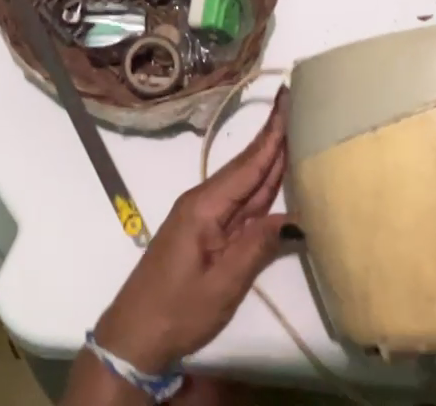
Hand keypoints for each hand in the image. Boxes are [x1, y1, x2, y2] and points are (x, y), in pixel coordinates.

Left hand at [92, 89, 295, 373]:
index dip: (272, 134)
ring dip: (271, 158)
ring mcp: (206, 217)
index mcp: (205, 206)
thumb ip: (256, 247)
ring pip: (247, 183)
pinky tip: (280, 179)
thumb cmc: (177, 311)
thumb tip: (294, 218)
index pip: (248, 164)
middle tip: (300, 105)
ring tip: (297, 131)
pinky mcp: (208, 233)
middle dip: (274, 136)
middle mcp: (205, 202)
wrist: (135, 336)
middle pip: (248, 167)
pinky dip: (264, 187)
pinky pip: (242, 203)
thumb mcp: (222, 285)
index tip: (288, 98)